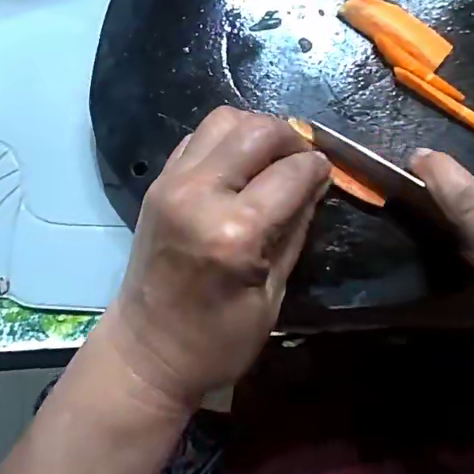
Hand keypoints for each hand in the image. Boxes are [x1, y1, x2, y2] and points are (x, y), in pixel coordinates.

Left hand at [95, 108, 329, 413]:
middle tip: (304, 161)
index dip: (319, 168)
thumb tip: (317, 182)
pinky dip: (227, 140)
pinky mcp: (158, 182)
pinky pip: (200, 137)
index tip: (328, 174)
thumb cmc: (217, 340)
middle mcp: (198, 195)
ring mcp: (172, 183)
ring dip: (258, 131)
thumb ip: (296, 228)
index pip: (292, 172)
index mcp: (233, 233)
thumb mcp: (273, 294)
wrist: (144, 353)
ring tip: (273, 158)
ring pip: (226, 120)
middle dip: (292, 139)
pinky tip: (240, 166)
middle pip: (258, 131)